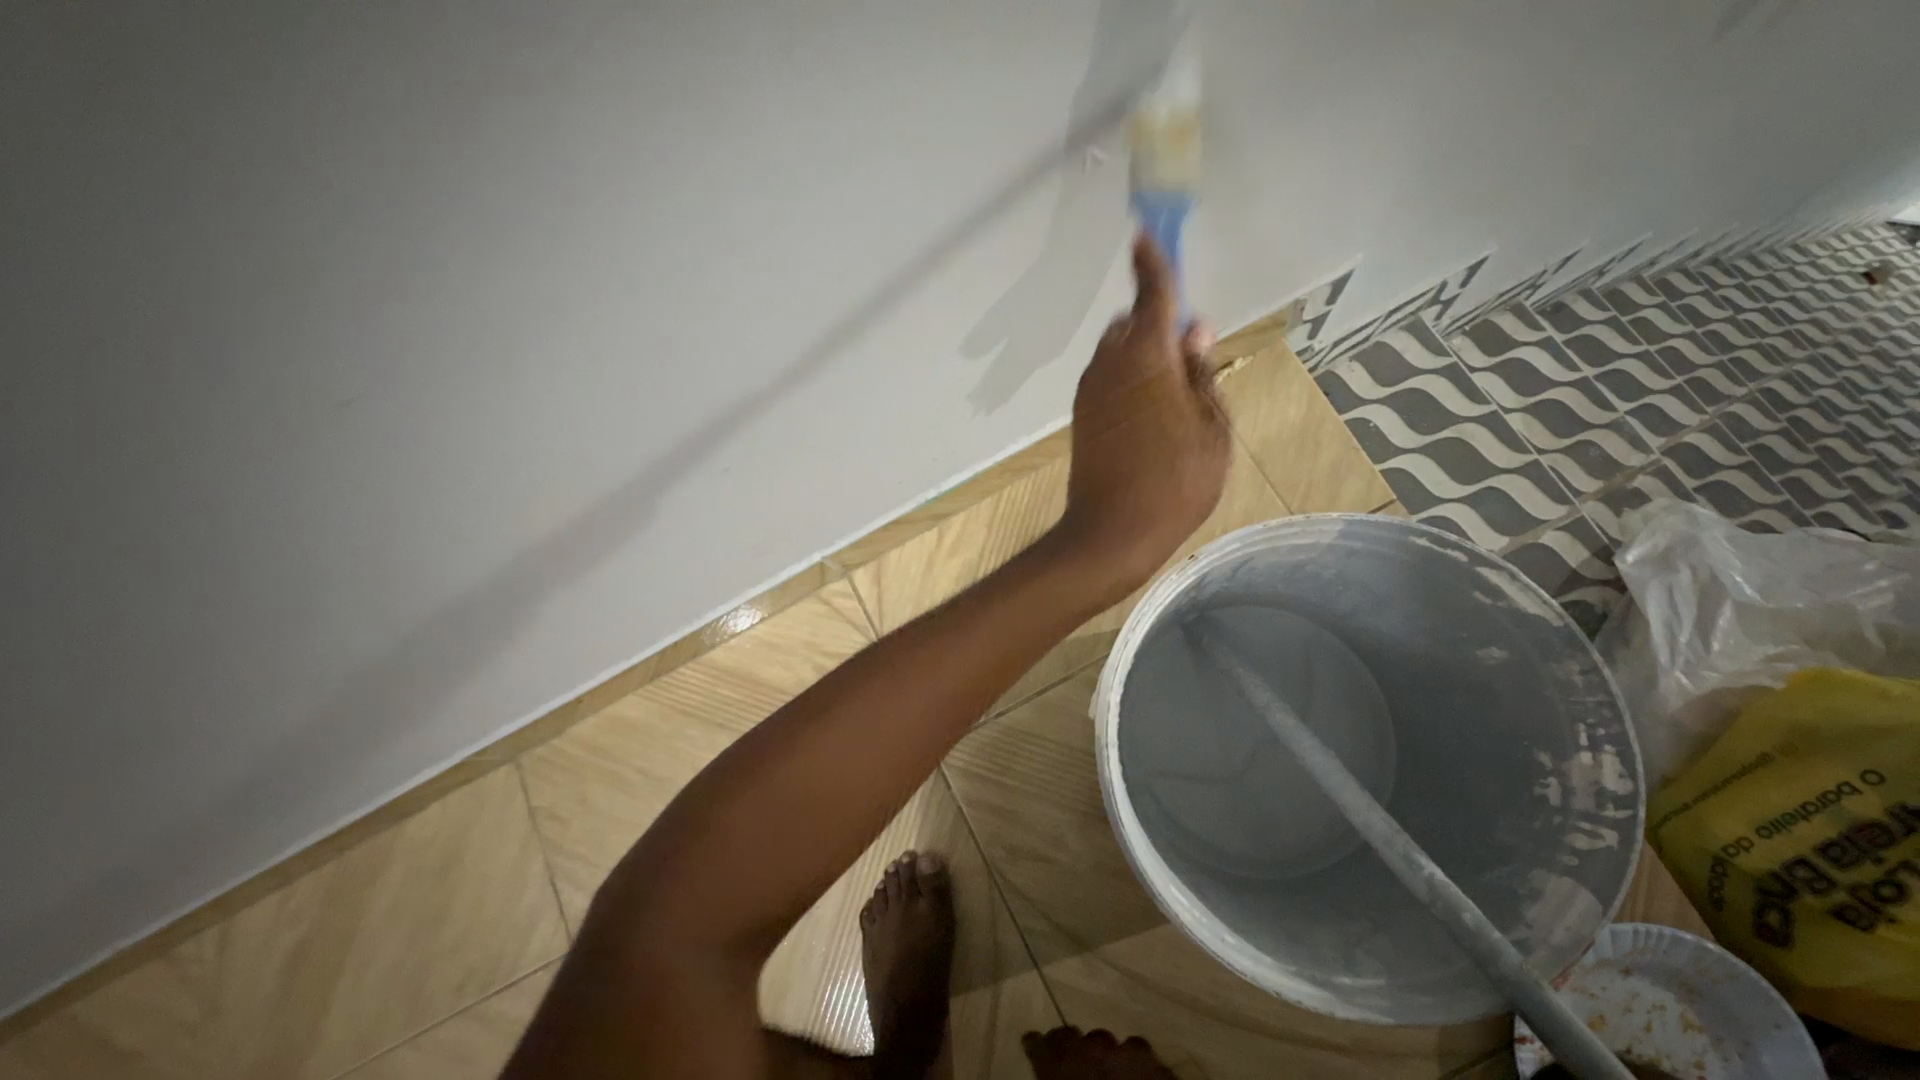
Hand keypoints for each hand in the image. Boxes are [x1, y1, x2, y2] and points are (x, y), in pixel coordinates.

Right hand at [1023, 1026, 1179, 1078]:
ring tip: (1106, 1067)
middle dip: (1070, 1044)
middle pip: (1072, 1036)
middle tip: (1069, 1057)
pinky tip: (1136, 1072)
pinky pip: (1140, 1054)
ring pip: (1108, 1042)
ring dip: (1103, 1053)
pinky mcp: (1155, 1063)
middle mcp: (1089, 1051)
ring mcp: (1124, 1053)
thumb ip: (1051, 1078)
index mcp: (1060, 1067)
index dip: (1035, 1044)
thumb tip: (1055, 1074)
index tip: (1031, 1042)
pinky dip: (1134, 1062)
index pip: (1039, 1046)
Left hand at [1053, 233, 1229, 595]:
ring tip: (1176, 395)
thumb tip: (1195, 331)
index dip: (1154, 262)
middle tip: (1192, 353)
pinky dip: (1129, 378)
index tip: (1146, 235)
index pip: (1154, 295)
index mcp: (1148, 357)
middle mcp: (1111, 364)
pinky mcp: (1081, 416)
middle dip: (1158, 322)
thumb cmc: (1176, 482)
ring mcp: (1090, 391)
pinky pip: (1109, 378)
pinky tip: (1152, 416)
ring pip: (1119, 351)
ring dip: (1143, 353)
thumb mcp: (1211, 428)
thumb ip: (1202, 372)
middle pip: (1134, 323)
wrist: (1112, 534)